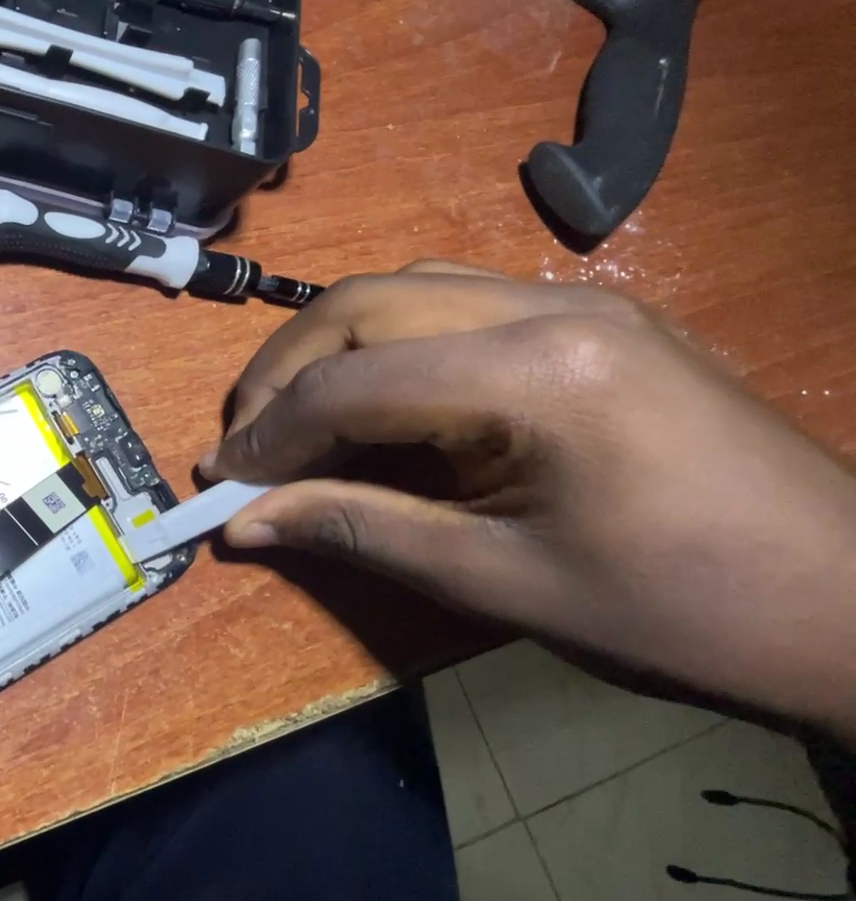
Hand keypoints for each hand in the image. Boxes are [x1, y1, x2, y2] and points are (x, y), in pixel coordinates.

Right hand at [202, 262, 855, 740]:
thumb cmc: (679, 611)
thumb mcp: (495, 580)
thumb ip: (357, 529)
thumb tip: (243, 522)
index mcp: (537, 375)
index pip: (349, 383)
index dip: (268, 435)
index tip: (221, 483)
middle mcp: (550, 308)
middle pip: (359, 307)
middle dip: (278, 377)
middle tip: (244, 445)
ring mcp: (575, 301)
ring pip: (397, 290)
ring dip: (323, 348)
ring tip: (290, 418)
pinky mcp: (587, 316)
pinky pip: (445, 302)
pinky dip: (379, 342)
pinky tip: (371, 396)